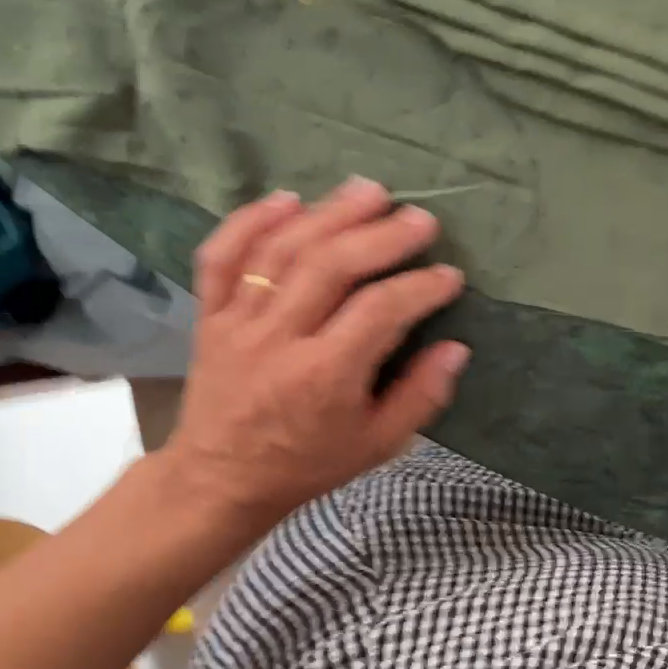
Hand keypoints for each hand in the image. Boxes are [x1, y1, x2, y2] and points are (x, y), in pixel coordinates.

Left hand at [159, 176, 469, 527]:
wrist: (223, 477)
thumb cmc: (312, 463)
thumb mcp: (380, 443)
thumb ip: (421, 396)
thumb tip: (456, 349)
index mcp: (327, 375)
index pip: (379, 312)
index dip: (419, 288)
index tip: (450, 277)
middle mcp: (280, 338)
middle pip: (329, 267)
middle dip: (379, 236)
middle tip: (420, 219)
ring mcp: (238, 322)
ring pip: (281, 251)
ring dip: (328, 215)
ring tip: (369, 191)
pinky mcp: (211, 314)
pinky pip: (222, 256)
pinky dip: (251, 221)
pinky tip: (287, 200)